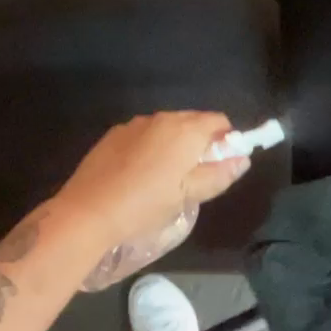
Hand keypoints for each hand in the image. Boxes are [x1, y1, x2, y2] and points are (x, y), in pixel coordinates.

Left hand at [50, 112, 248, 255]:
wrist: (87, 212)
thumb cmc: (145, 205)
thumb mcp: (187, 196)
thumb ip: (218, 175)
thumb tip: (242, 159)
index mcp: (184, 130)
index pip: (219, 121)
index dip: (227, 140)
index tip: (221, 166)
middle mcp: (160, 118)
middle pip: (192, 122)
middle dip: (200, 144)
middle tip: (194, 178)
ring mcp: (134, 125)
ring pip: (166, 129)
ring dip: (174, 146)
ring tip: (165, 180)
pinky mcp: (113, 135)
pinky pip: (143, 136)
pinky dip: (150, 149)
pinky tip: (140, 176)